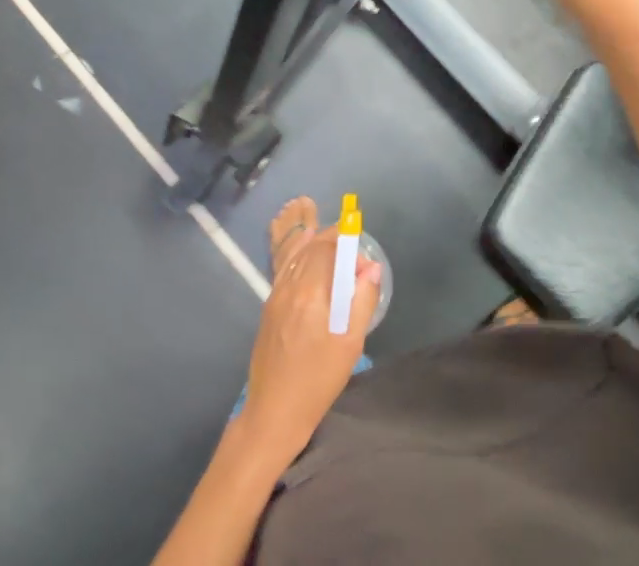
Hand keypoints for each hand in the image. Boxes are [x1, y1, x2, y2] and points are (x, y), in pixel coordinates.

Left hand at [239, 198, 381, 459]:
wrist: (273, 411)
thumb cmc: (318, 380)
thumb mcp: (350, 343)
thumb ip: (361, 301)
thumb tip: (370, 268)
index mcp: (308, 294)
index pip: (323, 250)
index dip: (340, 236)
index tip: (355, 229)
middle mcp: (287, 289)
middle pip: (305, 249)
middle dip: (324, 234)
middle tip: (343, 229)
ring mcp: (273, 299)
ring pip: (290, 257)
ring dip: (306, 240)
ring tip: (318, 227)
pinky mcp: (268, 311)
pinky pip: (283, 271)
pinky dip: (294, 256)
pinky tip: (301, 257)